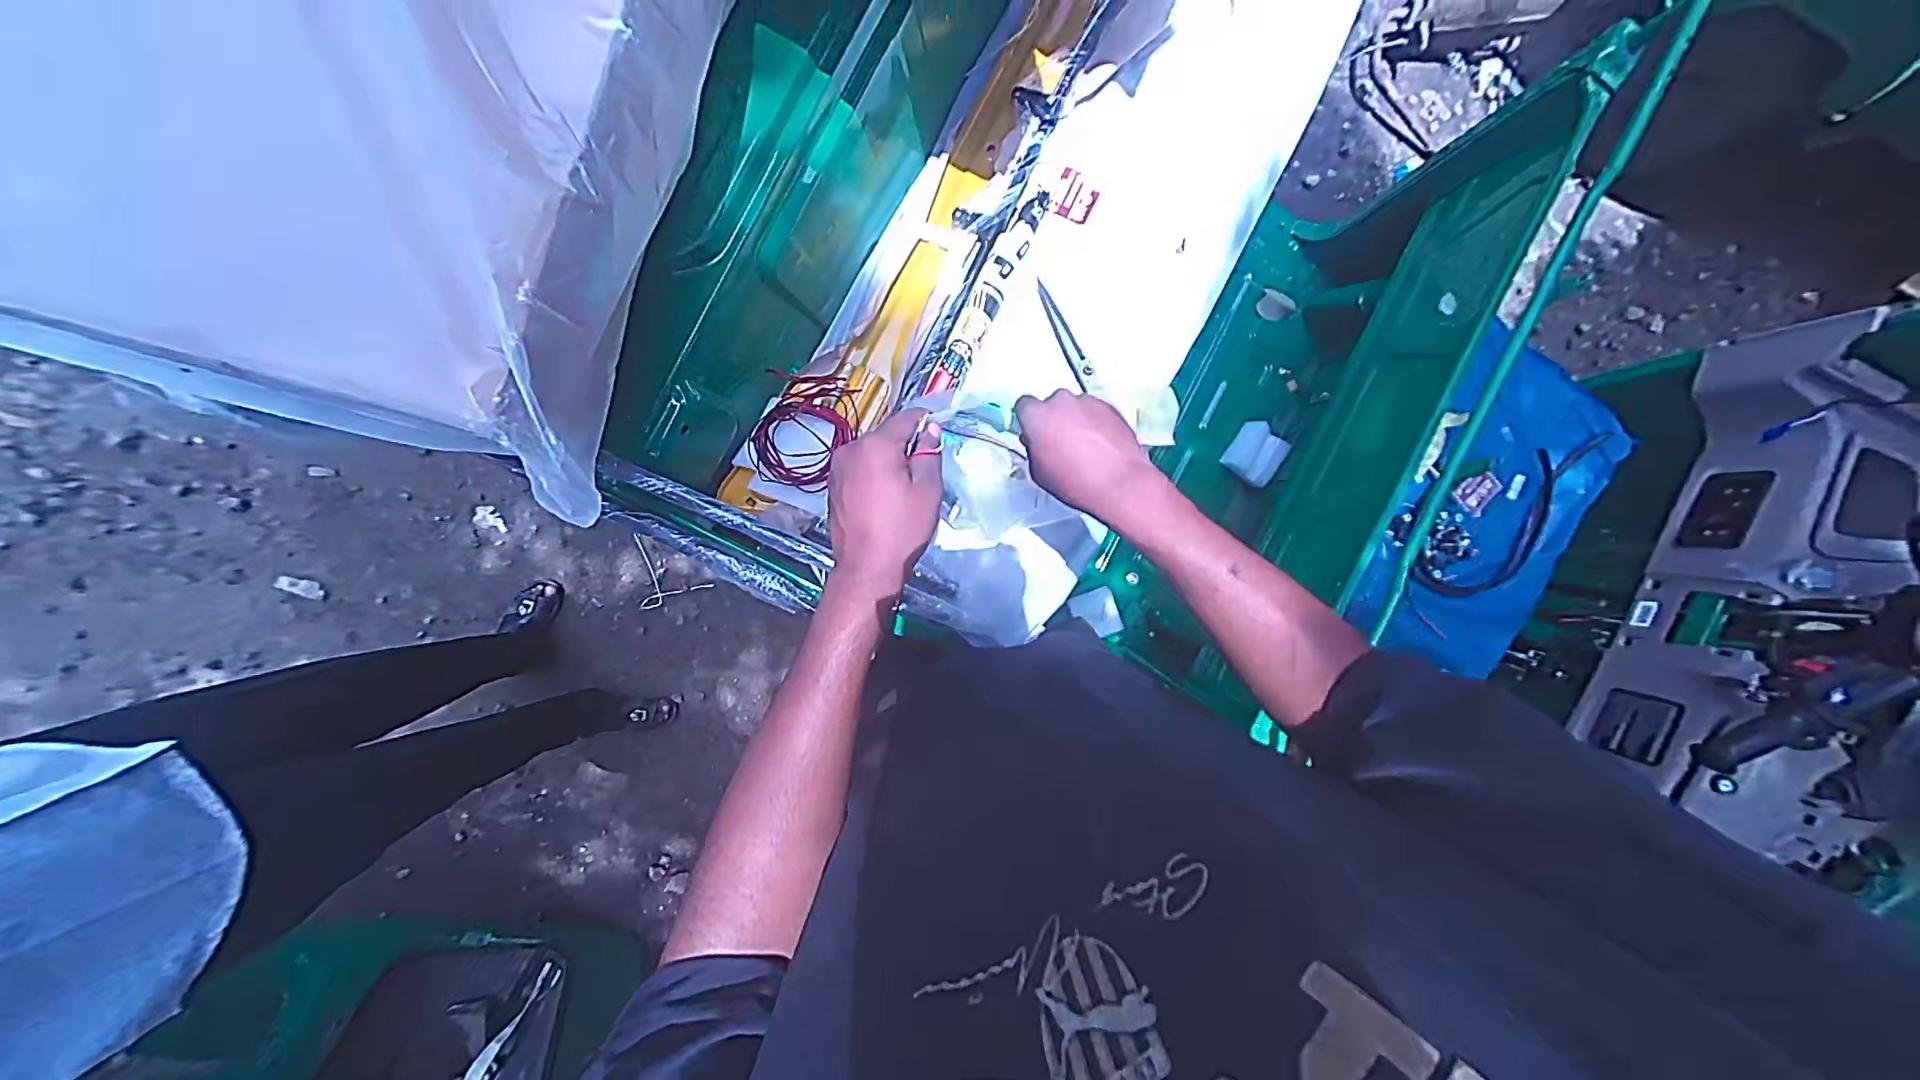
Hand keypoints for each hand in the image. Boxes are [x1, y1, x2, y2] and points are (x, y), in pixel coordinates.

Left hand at [827, 409, 943, 601]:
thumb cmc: (901, 530)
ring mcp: (837, 467)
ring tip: (904, 486)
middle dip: (906, 445)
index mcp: (876, 445)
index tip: (938, 426)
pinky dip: (873, 473)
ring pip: (871, 451)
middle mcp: (851, 449)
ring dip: (888, 460)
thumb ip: (929, 453)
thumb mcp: (927, 490)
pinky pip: (859, 467)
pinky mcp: (832, 485)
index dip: (925, 420)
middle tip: (924, 467)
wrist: (866, 567)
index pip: (906, 418)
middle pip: (886, 434)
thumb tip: (930, 430)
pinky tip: (885, 496)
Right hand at [1015, 390, 1166, 529]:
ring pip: (1074, 407)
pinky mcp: (1109, 407)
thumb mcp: (1039, 473)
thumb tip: (1038, 447)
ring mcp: (1087, 402)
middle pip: (1051, 405)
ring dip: (1075, 422)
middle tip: (1058, 445)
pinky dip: (1095, 424)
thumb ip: (1033, 450)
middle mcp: (1061, 402)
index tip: (1033, 431)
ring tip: (1082, 449)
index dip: (1028, 421)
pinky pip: (1095, 412)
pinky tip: (1097, 447)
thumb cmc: (1078, 481)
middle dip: (1053, 421)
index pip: (1024, 406)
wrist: (1118, 483)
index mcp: (1037, 416)